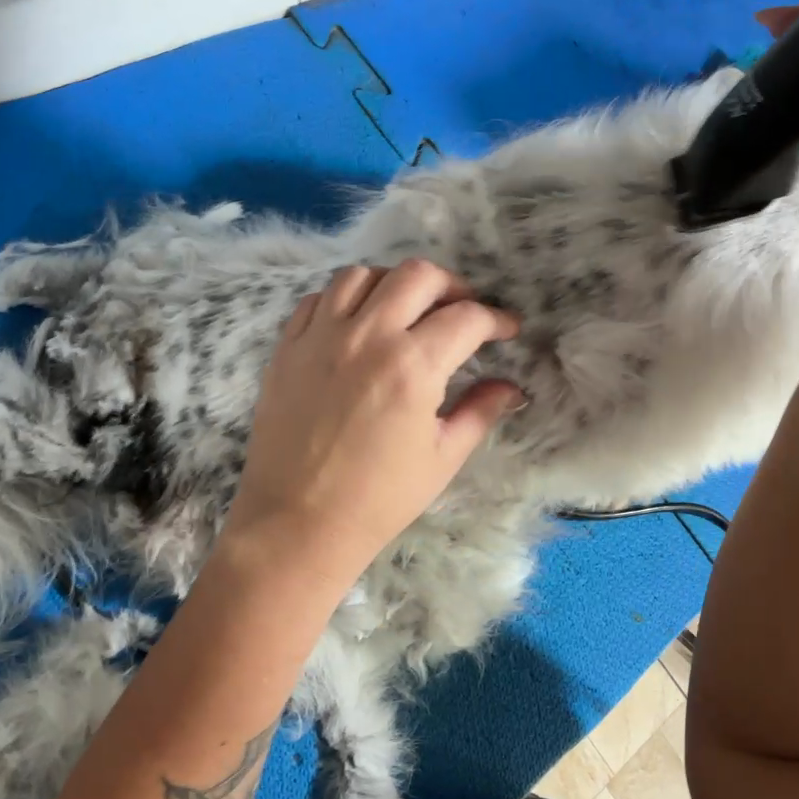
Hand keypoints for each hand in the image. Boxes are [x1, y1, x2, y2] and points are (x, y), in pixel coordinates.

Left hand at [222, 260, 523, 583]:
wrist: (296, 523)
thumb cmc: (377, 500)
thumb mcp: (441, 458)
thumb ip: (479, 411)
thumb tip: (512, 388)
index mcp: (412, 366)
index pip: (466, 318)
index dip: (495, 319)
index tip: (504, 330)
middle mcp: (366, 336)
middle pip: (417, 276)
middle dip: (451, 286)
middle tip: (460, 312)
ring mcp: (320, 337)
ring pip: (362, 275)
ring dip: (393, 285)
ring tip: (405, 312)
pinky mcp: (287, 347)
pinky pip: (319, 298)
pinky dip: (344, 299)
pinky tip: (356, 325)